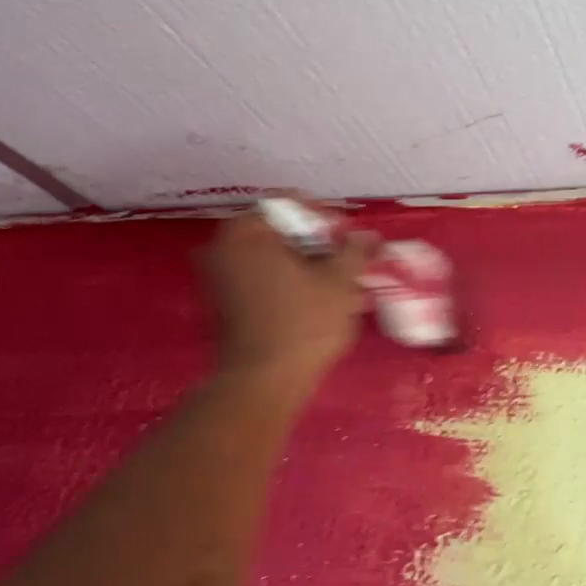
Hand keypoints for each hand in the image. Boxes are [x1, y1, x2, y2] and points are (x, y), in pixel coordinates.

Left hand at [200, 203, 372, 386]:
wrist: (265, 380)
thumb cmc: (304, 323)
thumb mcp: (341, 281)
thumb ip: (355, 251)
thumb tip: (369, 236)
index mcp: (246, 232)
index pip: (290, 205)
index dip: (327, 217)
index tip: (352, 236)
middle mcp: (222, 248)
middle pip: (278, 232)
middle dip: (317, 244)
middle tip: (348, 259)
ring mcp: (217, 278)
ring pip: (271, 258)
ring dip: (305, 265)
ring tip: (339, 283)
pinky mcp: (224, 305)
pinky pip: (261, 280)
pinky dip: (289, 283)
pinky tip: (317, 300)